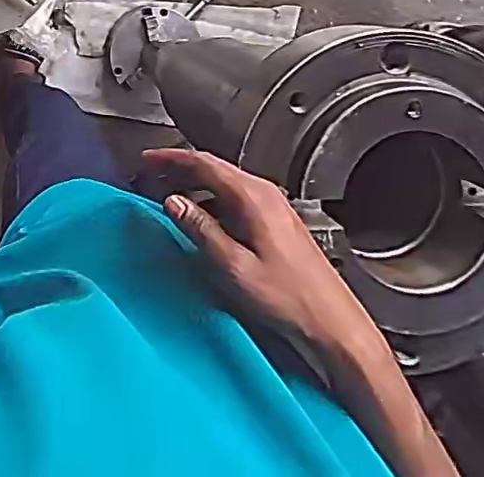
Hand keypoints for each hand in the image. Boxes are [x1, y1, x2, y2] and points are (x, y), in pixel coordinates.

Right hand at [144, 148, 374, 349]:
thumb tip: (174, 202)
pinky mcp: (276, 223)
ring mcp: (273, 207)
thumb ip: (200, 230)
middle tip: (151, 175)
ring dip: (194, 184)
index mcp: (253, 197)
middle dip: (179, 168)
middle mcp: (265, 195)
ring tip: (169, 195)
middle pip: (213, 168)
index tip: (148, 159)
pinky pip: (235, 198)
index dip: (170, 158)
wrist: (334, 326)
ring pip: (224, 183)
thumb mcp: (234, 267)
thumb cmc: (291, 299)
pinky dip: (210, 200)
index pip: (203, 162)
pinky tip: (201, 219)